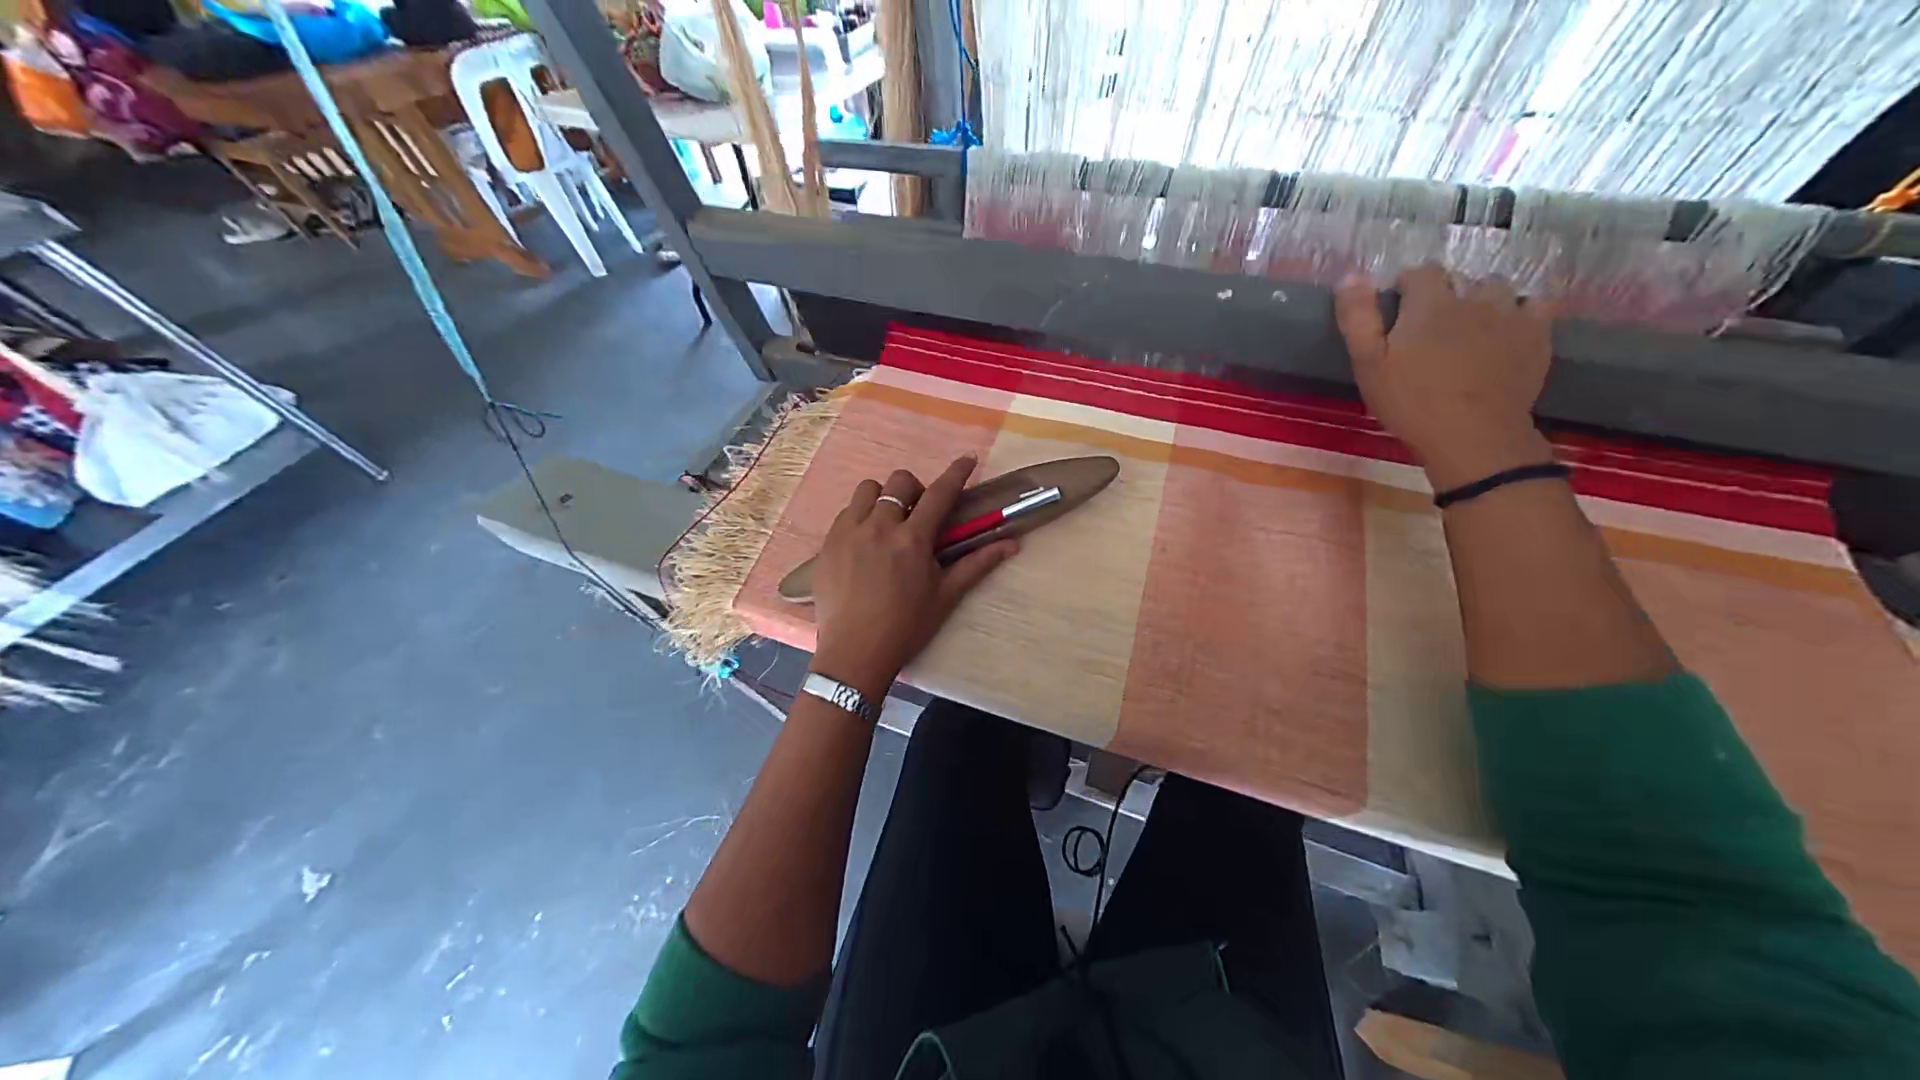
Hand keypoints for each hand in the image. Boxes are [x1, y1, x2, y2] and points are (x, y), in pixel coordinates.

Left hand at [809, 456, 1018, 700]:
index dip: (956, 473)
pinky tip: (865, 541)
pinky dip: (860, 516)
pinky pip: (846, 512)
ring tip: (888, 522)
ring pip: (867, 490)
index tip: (966, 460)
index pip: (939, 493)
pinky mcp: (828, 543)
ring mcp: (849, 532)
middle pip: (899, 482)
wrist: (855, 652)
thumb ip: (977, 564)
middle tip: (918, 514)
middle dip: (914, 490)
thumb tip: (1013, 544)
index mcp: (913, 540)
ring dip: (883, 497)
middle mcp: (880, 527)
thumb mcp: (945, 596)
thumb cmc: (906, 626)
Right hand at [1334, 265, 1556, 490]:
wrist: (1473, 436)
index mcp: (1430, 303)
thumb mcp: (1369, 365)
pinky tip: (1508, 327)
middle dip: (1443, 294)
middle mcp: (1474, 297)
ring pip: (1496, 289)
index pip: (1420, 272)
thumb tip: (1351, 275)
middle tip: (1428, 328)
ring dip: (1481, 300)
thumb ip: (1358, 319)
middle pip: (1459, 279)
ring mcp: (1511, 313)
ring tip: (1468, 327)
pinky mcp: (1538, 334)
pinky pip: (1537, 303)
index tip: (1397, 309)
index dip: (1406, 287)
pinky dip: (1522, 309)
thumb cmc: (1411, 402)